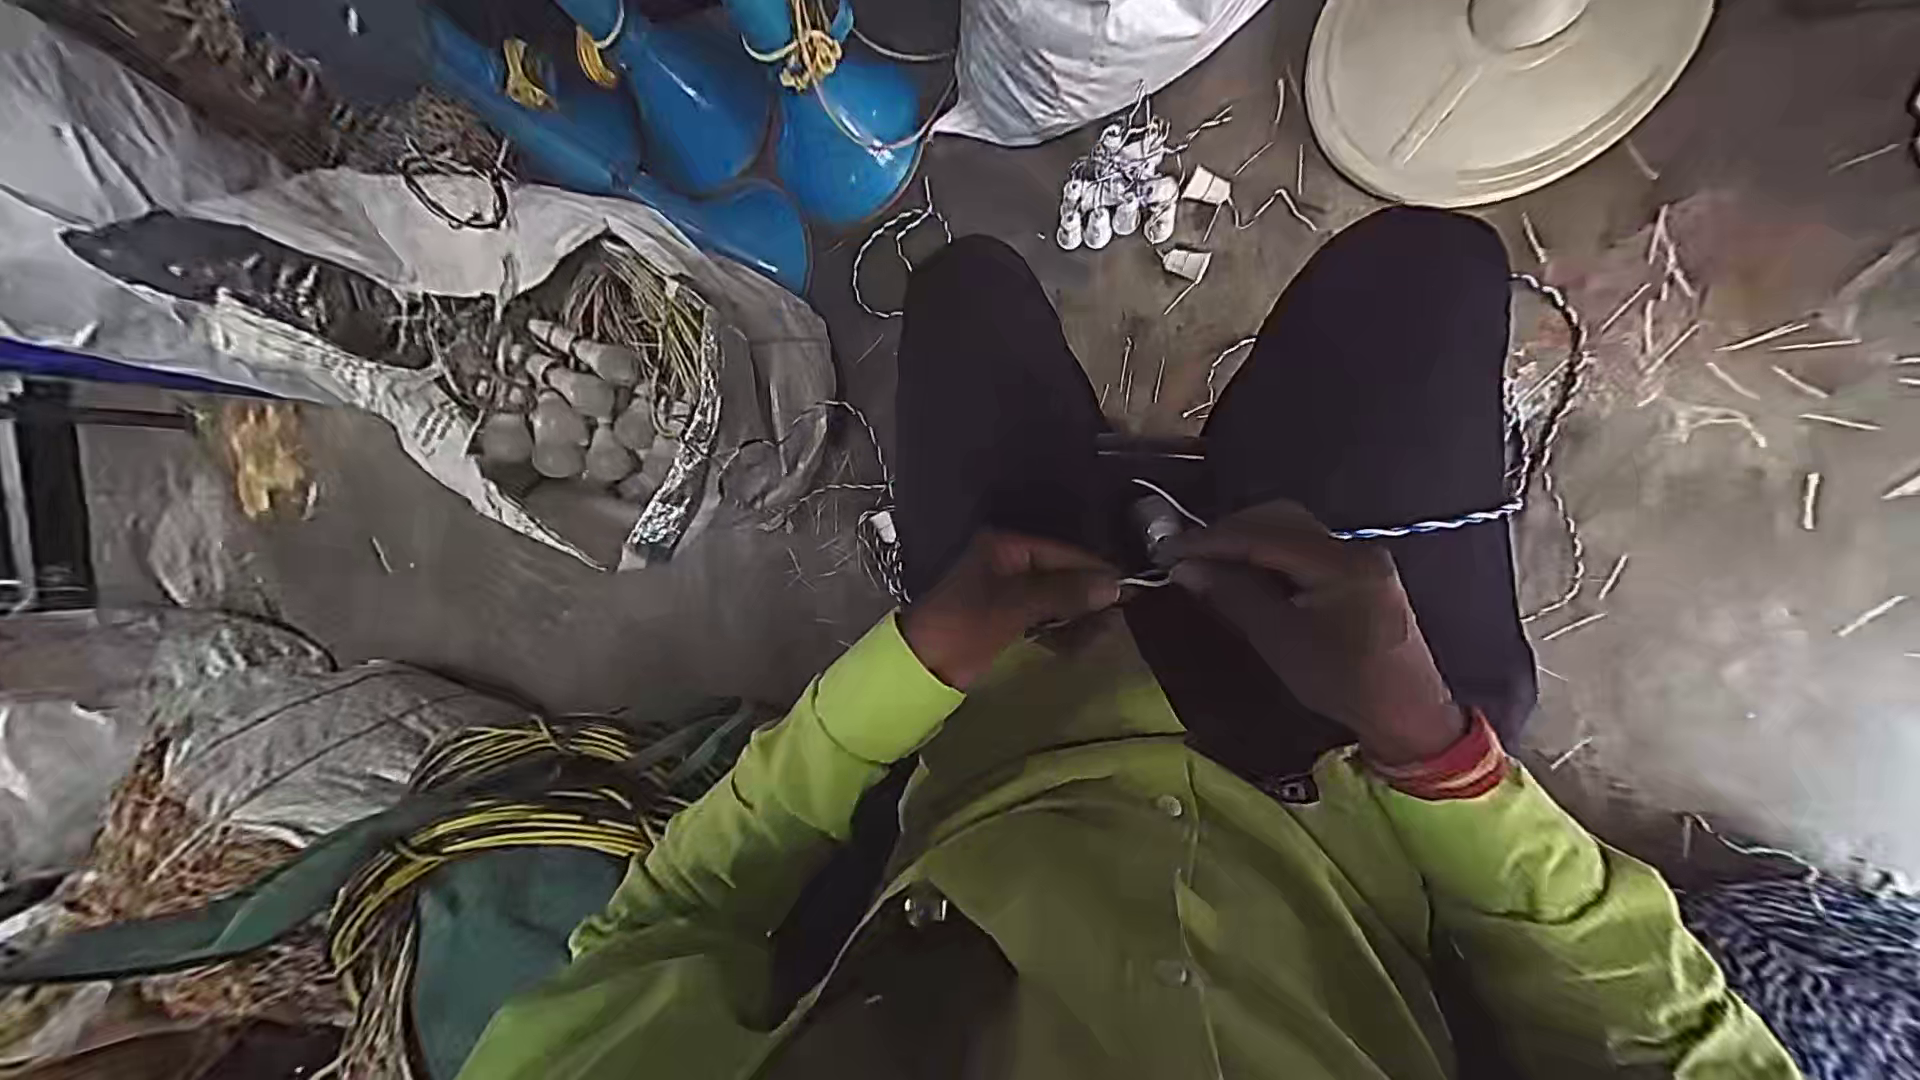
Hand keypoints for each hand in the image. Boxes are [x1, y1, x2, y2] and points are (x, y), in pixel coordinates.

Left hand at [900, 531, 1122, 689]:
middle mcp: (1009, 563)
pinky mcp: (1008, 618)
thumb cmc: (964, 625)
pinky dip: (1062, 630)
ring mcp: (1008, 592)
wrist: (923, 666)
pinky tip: (1080, 644)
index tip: (1128, 587)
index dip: (1094, 570)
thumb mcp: (1015, 604)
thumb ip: (1064, 592)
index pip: (1061, 552)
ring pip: (1056, 599)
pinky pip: (1045, 618)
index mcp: (1005, 547)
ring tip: (1102, 634)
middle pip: (1061, 575)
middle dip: (1088, 597)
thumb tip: (1113, 585)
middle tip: (1118, 618)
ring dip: (1078, 616)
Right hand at [1160, 500, 1465, 763]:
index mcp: (1339, 564)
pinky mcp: (1352, 570)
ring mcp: (1355, 556)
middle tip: (1186, 553)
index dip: (1210, 540)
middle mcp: (1351, 548)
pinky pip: (1298, 546)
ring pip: (1288, 528)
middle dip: (1226, 532)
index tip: (1169, 550)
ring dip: (1243, 539)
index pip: (1262, 536)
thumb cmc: (1342, 682)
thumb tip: (1185, 568)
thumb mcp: (1279, 640)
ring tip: (1207, 560)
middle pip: (1277, 518)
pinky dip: (1263, 552)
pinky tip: (1241, 569)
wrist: (1407, 713)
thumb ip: (1233, 595)